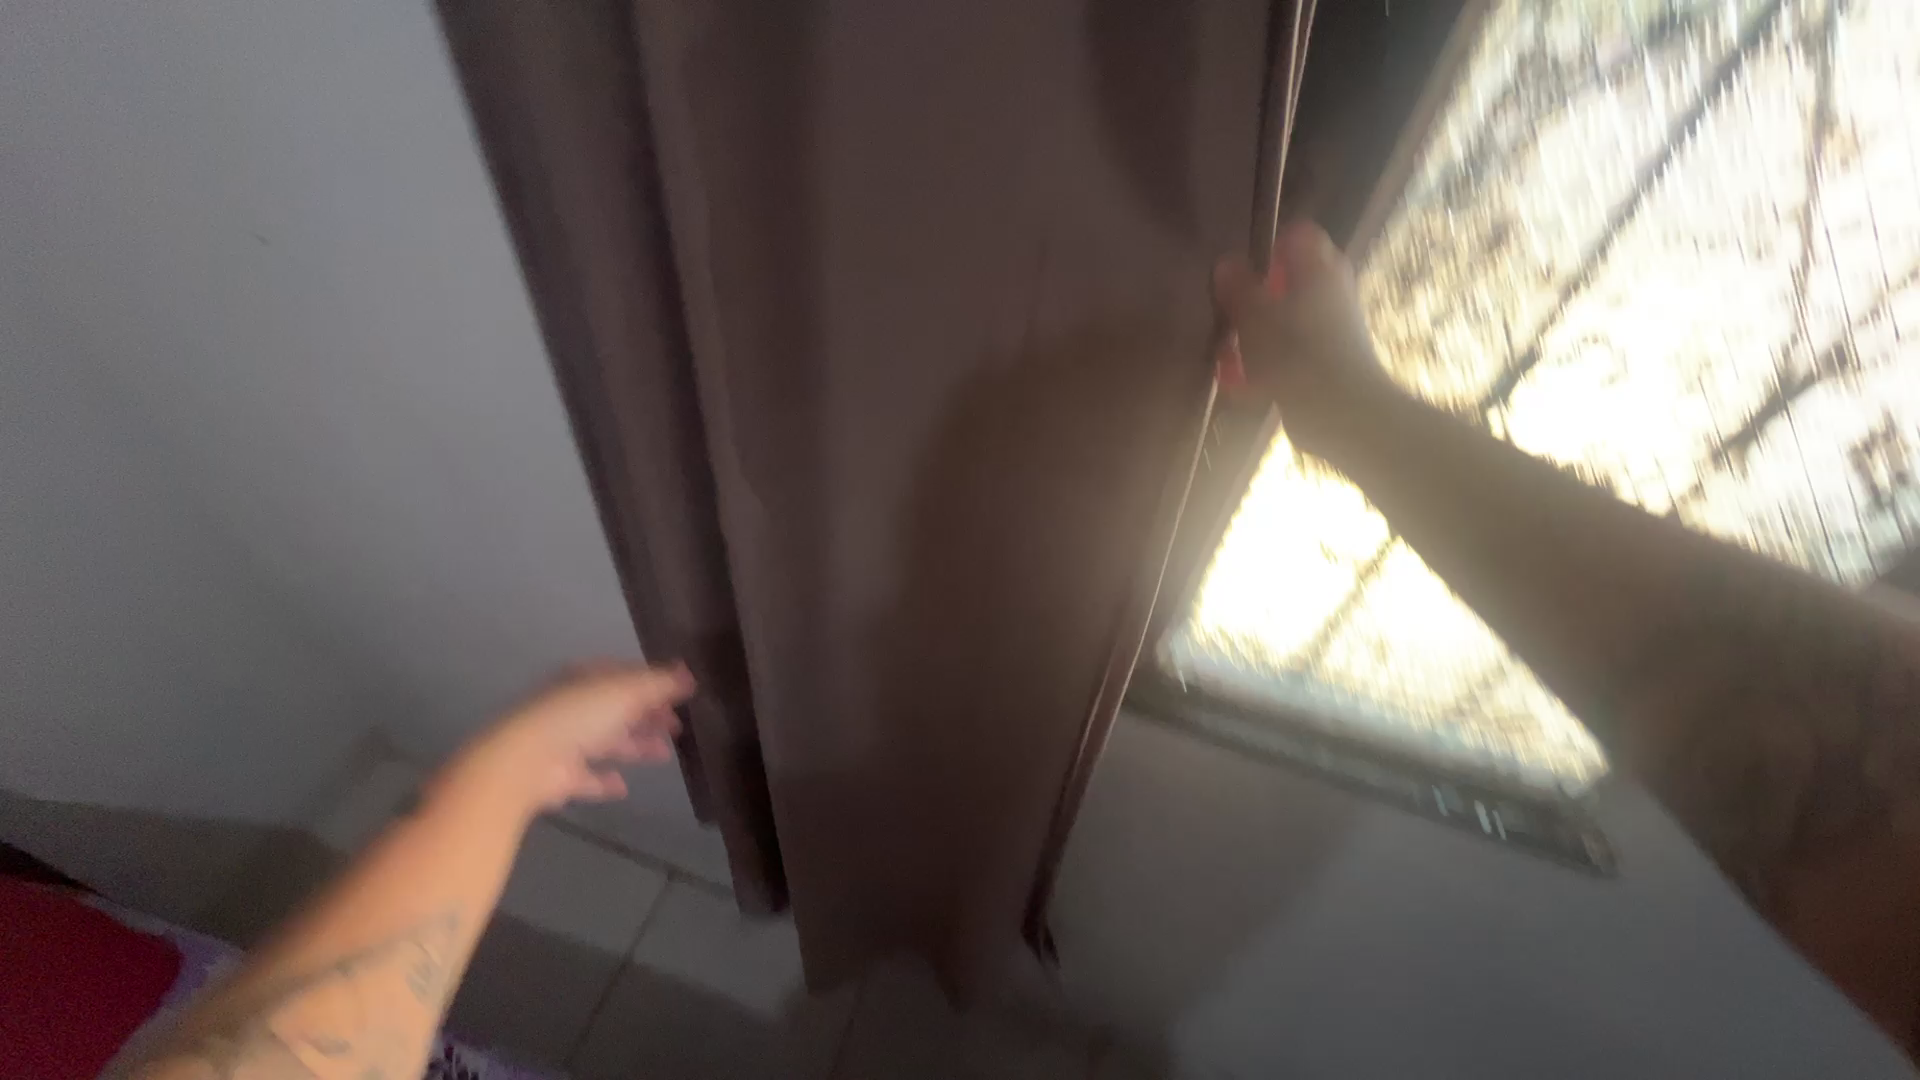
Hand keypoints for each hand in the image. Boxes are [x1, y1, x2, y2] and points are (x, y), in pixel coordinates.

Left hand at [447, 662, 695, 814]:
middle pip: (618, 709)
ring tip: (664, 755)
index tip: (681, 696)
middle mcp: (573, 706)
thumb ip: (660, 683)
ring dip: (635, 747)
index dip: (655, 685)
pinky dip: (605, 781)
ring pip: (606, 742)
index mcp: (586, 679)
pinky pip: (586, 777)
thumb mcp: (626, 690)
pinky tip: (623, 787)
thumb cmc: (579, 715)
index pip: (625, 676)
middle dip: (648, 717)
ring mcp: (563, 742)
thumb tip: (690, 675)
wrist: (523, 762)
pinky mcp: (557, 776)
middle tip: (677, 727)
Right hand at [1213, 221, 1402, 458]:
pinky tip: (1236, 383)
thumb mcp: (1254, 315)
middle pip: (1287, 281)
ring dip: (1252, 335)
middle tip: (1226, 312)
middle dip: (1254, 297)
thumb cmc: (1295, 353)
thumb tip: (1226, 262)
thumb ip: (1237, 287)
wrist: (1339, 412)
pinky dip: (1262, 365)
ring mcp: (1329, 331)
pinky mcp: (1323, 365)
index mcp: (1319, 269)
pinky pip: (1286, 355)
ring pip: (1284, 321)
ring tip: (1224, 355)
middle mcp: (1330, 293)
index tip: (1240, 267)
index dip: (1268, 245)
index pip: (1297, 235)